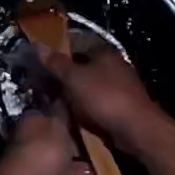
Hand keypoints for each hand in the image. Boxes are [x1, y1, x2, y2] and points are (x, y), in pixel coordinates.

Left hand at [0, 108, 100, 174]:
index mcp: (32, 124)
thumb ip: (62, 112)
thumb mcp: (57, 124)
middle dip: (81, 148)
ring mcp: (37, 167)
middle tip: (106, 150)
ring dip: (84, 170)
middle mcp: (32, 144)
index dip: (70, 119)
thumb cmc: (44, 149)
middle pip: (59, 144)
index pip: (52, 117)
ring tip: (108, 171)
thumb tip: (63, 96)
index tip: (91, 121)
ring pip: (64, 167)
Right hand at [37, 44, 167, 148]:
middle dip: (67, 75)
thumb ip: (55, 62)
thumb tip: (37, 45)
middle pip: (84, 66)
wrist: (137, 130)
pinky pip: (98, 101)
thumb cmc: (104, 97)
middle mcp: (115, 65)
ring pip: (90, 85)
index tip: (44, 63)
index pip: (77, 44)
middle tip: (47, 83)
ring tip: (57, 100)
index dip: (60, 52)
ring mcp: (121, 86)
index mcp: (104, 52)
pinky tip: (75, 114)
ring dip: (75, 92)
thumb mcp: (73, 77)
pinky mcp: (123, 105)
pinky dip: (86, 106)